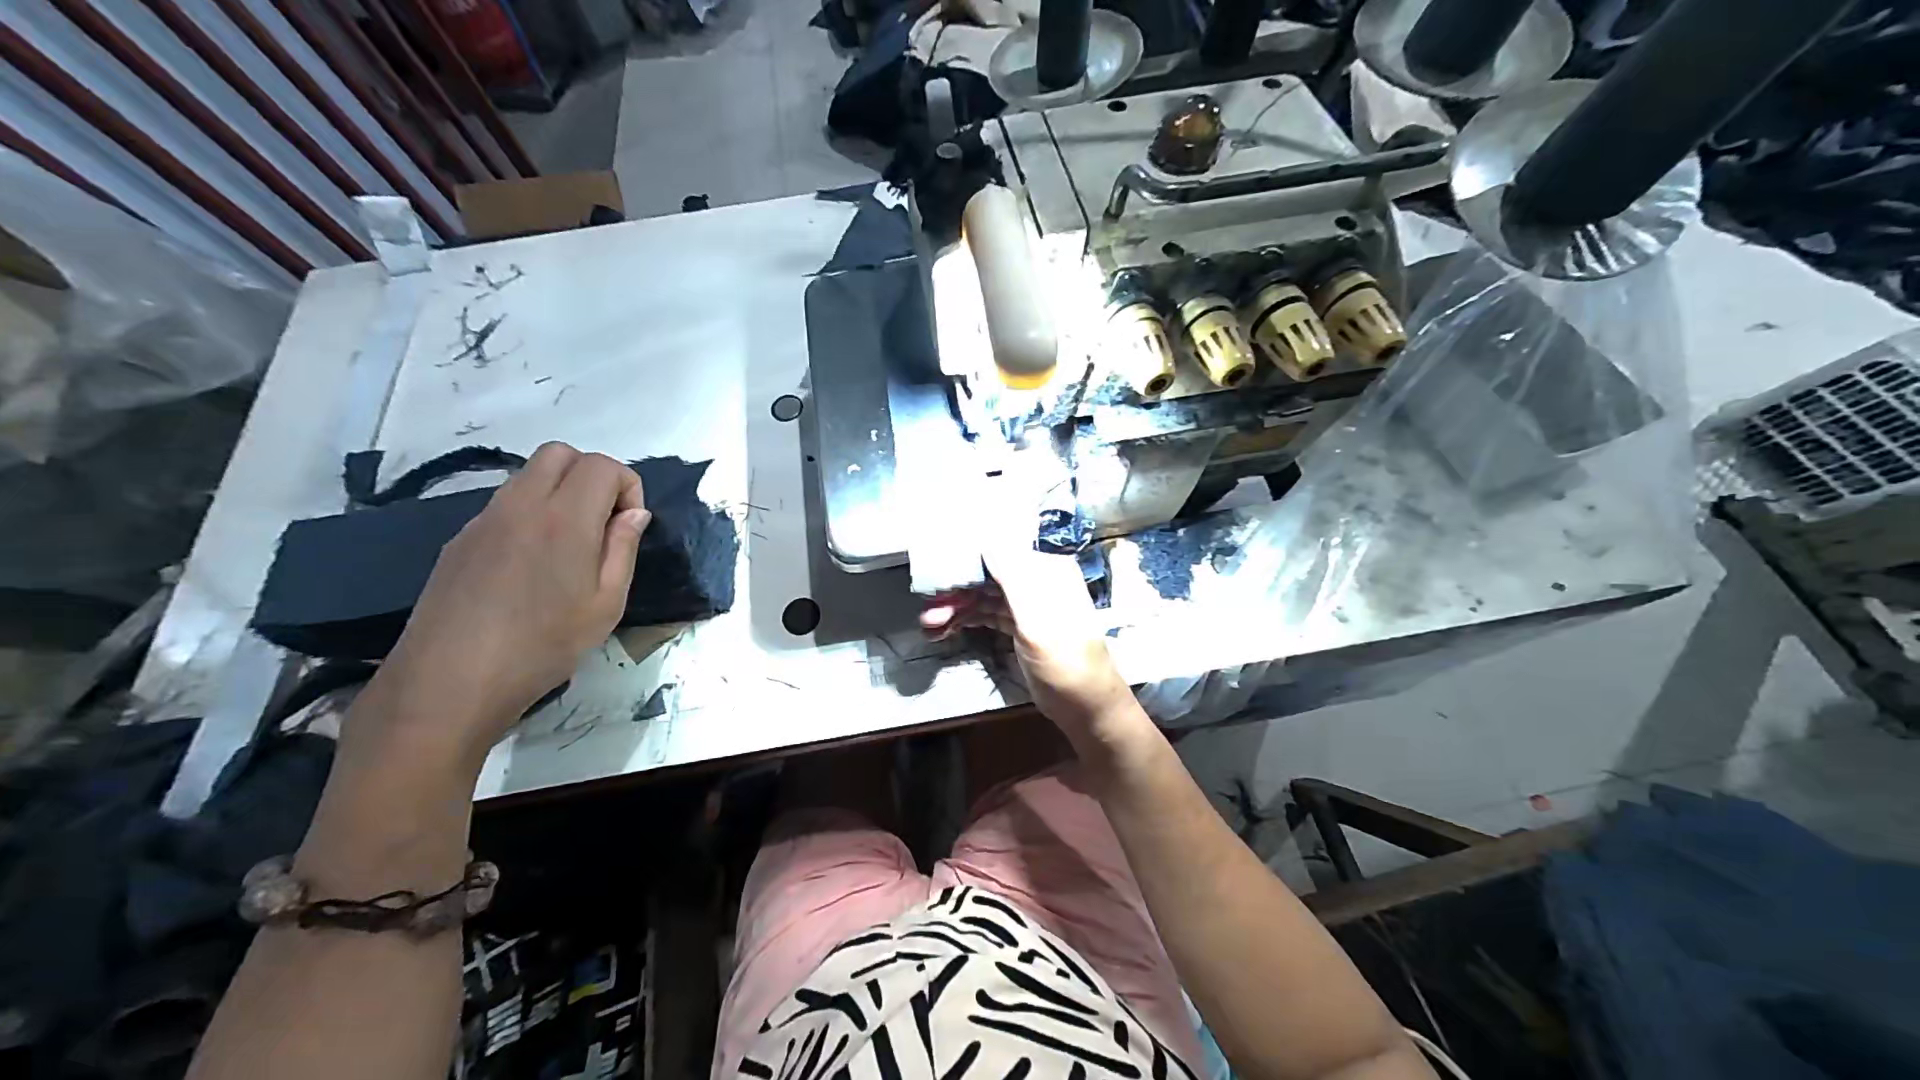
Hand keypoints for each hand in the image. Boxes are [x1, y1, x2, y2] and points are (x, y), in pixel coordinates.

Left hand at [371, 443, 649, 764]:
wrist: (450, 680)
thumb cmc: (542, 646)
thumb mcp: (605, 605)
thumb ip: (623, 549)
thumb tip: (633, 514)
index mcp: (565, 518)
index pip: (602, 465)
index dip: (627, 487)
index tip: (626, 527)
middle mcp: (521, 505)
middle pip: (561, 453)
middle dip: (592, 476)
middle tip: (601, 523)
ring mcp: (484, 519)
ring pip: (528, 475)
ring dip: (559, 492)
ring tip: (567, 547)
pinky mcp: (460, 539)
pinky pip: (504, 504)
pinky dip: (529, 514)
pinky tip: (529, 566)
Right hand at [919, 535, 1145, 754]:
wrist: (1084, 707)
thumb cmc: (1065, 661)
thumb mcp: (1038, 620)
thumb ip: (1013, 578)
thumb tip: (986, 539)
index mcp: (1048, 569)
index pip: (1000, 551)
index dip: (967, 558)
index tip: (937, 568)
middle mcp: (1037, 580)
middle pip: (988, 574)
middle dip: (956, 588)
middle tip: (927, 606)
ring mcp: (1028, 604)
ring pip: (984, 596)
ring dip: (956, 607)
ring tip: (928, 624)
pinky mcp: (1019, 626)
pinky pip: (987, 614)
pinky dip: (966, 619)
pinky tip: (943, 629)